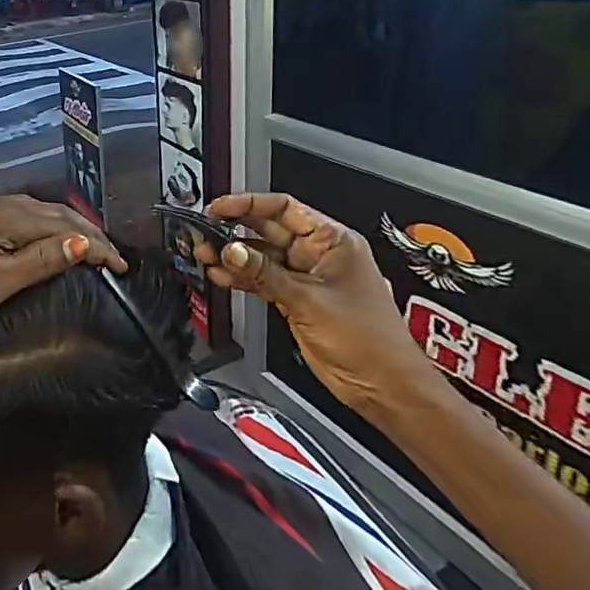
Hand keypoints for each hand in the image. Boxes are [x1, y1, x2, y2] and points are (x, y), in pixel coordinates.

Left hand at [0, 195, 126, 326]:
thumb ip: (39, 261)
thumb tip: (83, 243)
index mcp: (10, 218)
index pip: (67, 227)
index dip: (98, 246)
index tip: (123, 267)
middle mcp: (1, 203)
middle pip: (55, 212)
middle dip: (88, 230)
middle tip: (113, 255)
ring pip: (38, 208)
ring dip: (67, 223)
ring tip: (88, 243)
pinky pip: (21, 209)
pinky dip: (44, 221)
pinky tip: (45, 232)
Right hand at [198, 192, 441, 417]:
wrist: (384, 386)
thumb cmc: (370, 342)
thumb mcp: (308, 300)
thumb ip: (265, 273)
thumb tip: (232, 250)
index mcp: (333, 242)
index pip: (283, 208)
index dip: (248, 204)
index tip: (220, 208)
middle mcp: (319, 254)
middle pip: (268, 229)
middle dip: (234, 230)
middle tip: (205, 231)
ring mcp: (306, 276)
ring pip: (261, 255)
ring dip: (233, 256)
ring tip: (206, 254)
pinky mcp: (297, 297)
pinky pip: (262, 278)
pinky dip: (241, 277)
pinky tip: (221, 276)